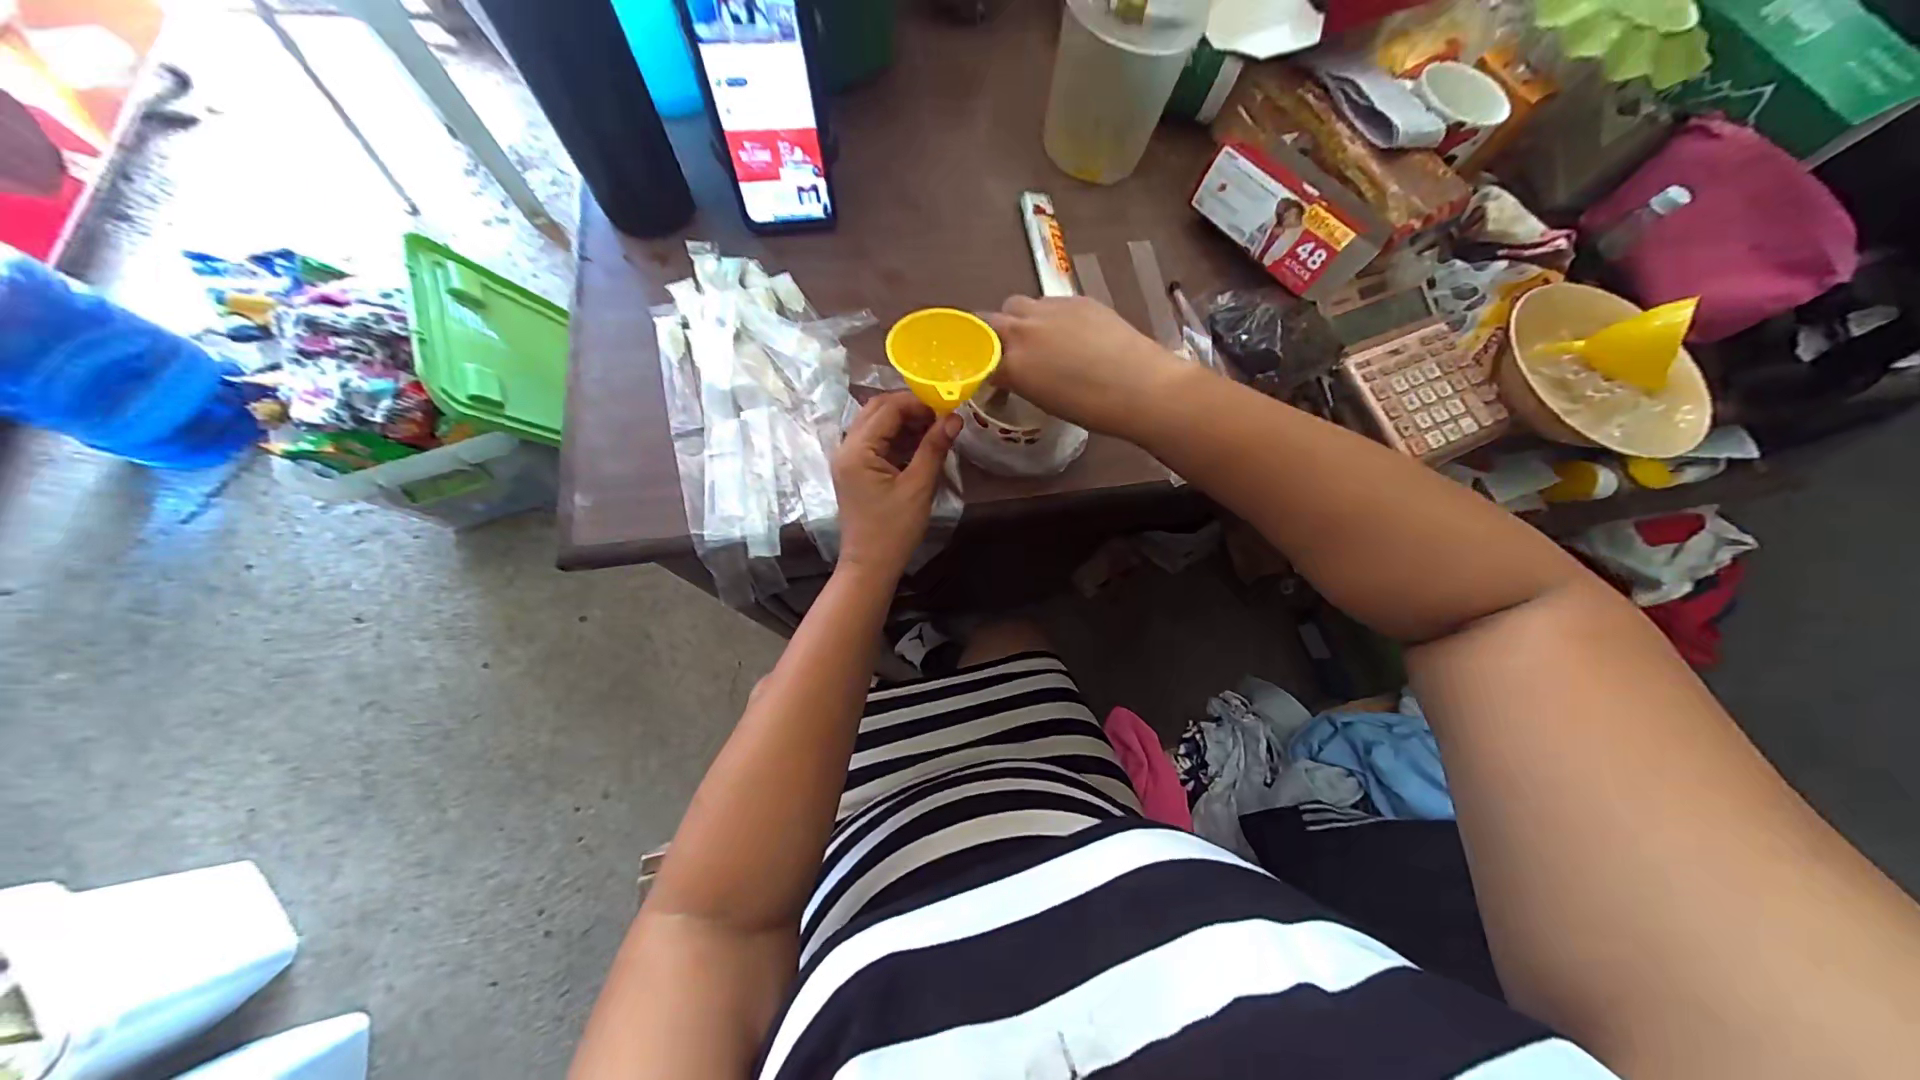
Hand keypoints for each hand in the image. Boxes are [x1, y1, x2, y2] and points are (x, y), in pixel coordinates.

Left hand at [831, 392, 960, 579]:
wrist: (870, 566)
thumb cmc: (893, 530)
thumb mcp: (919, 487)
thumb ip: (934, 447)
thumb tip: (954, 418)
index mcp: (857, 450)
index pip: (887, 408)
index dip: (917, 402)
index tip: (946, 407)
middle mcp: (846, 448)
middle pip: (877, 410)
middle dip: (910, 408)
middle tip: (941, 416)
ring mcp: (849, 459)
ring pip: (876, 424)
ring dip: (905, 422)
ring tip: (936, 430)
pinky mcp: (855, 471)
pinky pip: (876, 442)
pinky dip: (898, 438)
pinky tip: (921, 445)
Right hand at [981, 295, 1185, 435]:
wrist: (1140, 385)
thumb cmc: (1091, 407)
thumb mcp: (1042, 399)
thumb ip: (1019, 378)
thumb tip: (1012, 371)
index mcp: (1012, 363)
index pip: (977, 353)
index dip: (977, 358)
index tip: (984, 367)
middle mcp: (1023, 329)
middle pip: (989, 318)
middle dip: (991, 331)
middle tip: (1005, 349)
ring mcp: (1050, 309)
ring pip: (1019, 305)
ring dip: (1020, 319)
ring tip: (1040, 339)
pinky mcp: (1077, 299)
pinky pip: (1049, 302)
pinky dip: (1049, 316)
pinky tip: (1072, 333)